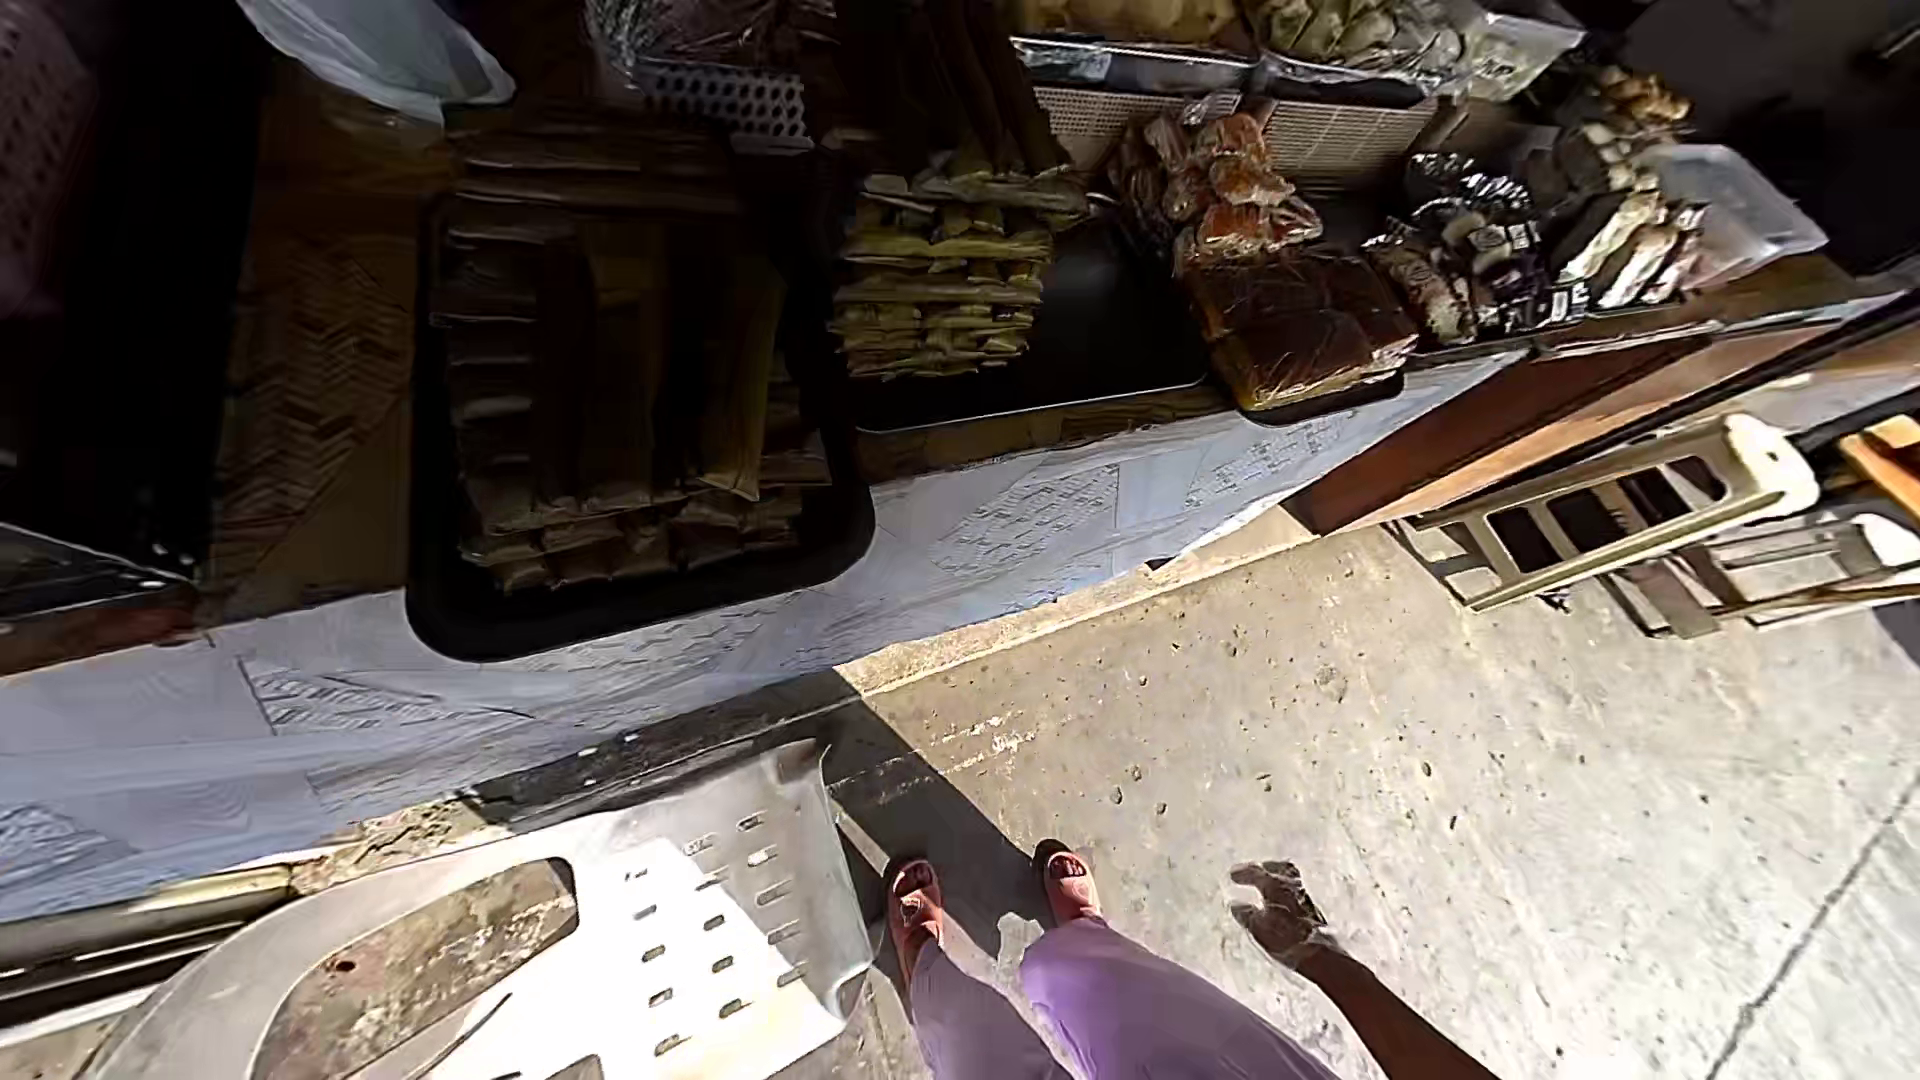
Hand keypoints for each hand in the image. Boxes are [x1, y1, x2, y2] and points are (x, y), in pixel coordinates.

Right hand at [1229, 860, 1340, 969]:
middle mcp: (1293, 889)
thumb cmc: (1289, 940)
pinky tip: (1283, 909)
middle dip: (1269, 868)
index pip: (1256, 872)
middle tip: (1259, 870)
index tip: (1233, 876)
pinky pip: (1298, 898)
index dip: (1243, 873)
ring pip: (1292, 883)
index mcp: (1276, 887)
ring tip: (1270, 891)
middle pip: (1283, 869)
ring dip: (1280, 882)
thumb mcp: (1260, 929)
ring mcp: (1307, 902)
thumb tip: (1236, 906)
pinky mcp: (1317, 917)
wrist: (1324, 960)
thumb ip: (1247, 916)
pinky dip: (1288, 897)